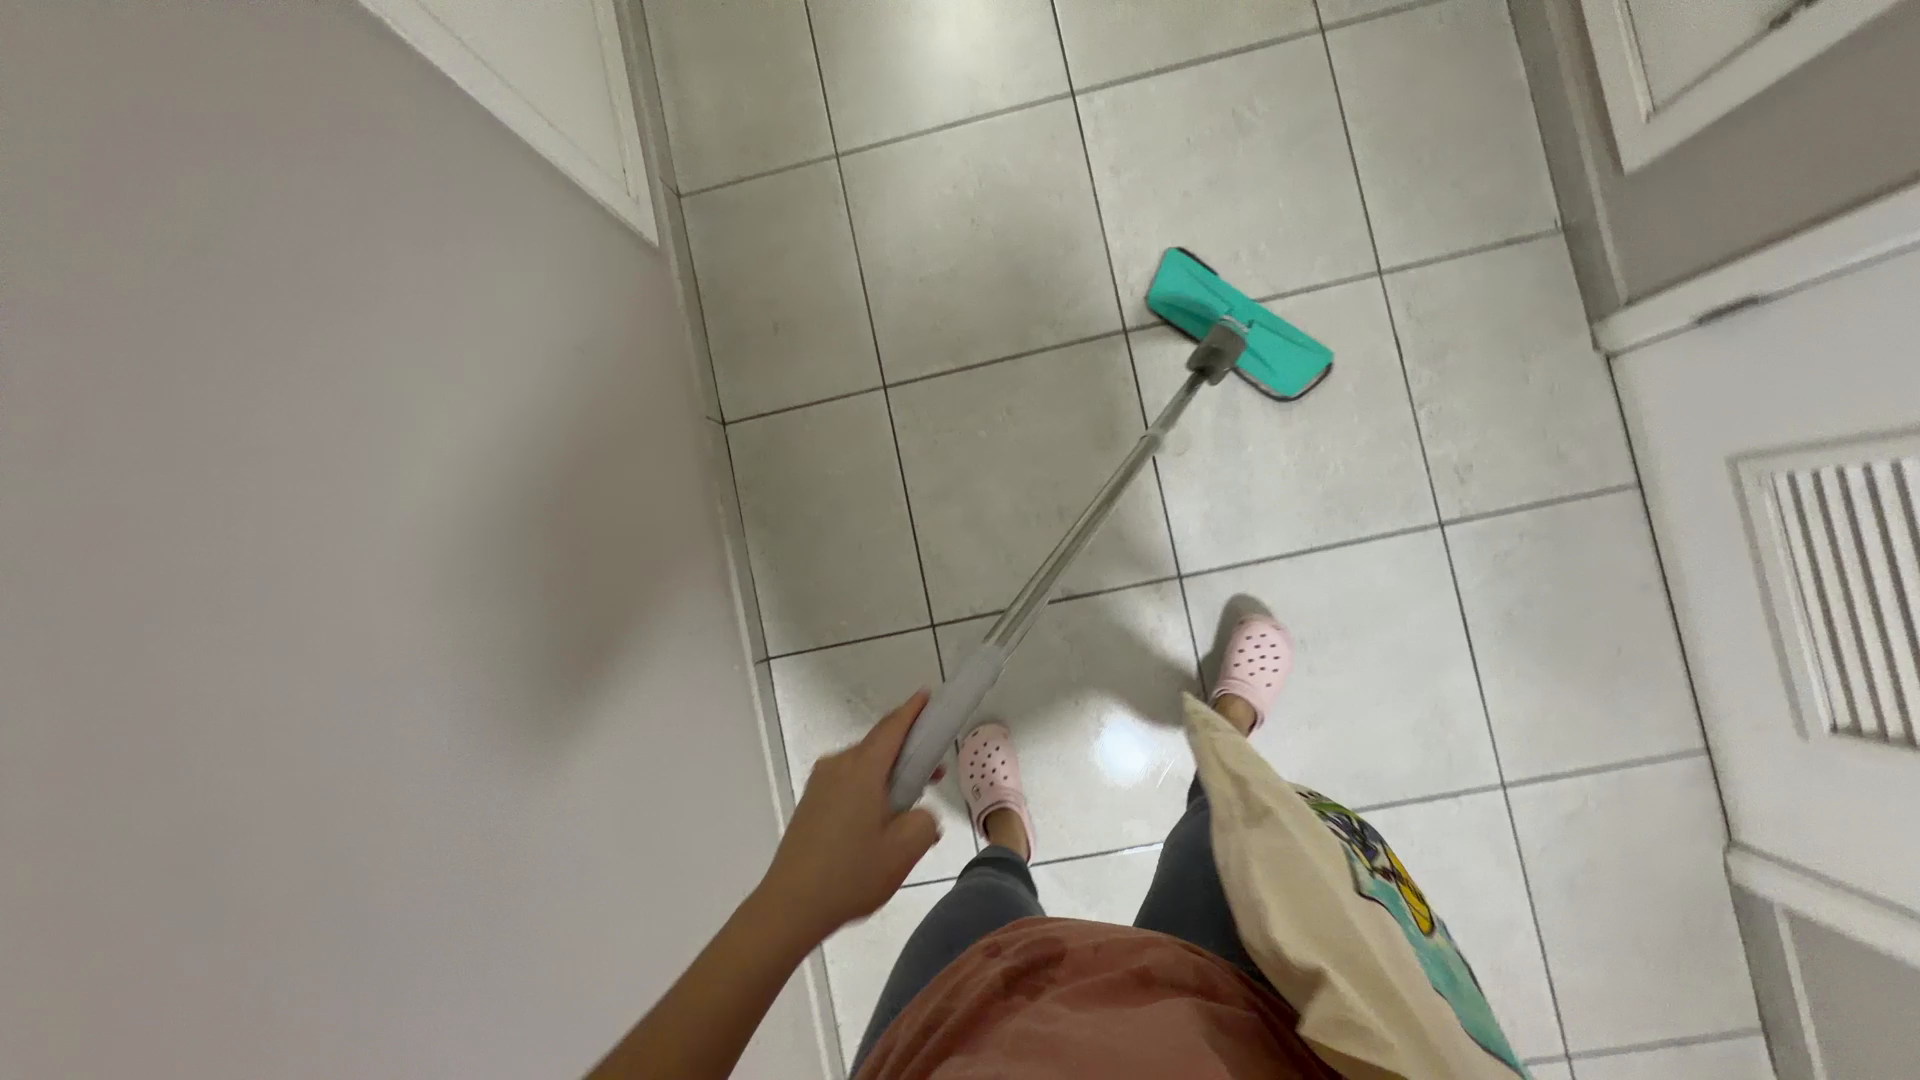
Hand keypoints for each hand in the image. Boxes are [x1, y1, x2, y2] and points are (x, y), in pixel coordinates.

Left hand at [757, 690, 941, 937]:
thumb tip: (919, 814)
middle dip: (907, 752)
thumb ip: (925, 821)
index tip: (927, 696)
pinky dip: (869, 788)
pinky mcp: (810, 803)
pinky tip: (879, 821)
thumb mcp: (904, 850)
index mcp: (862, 769)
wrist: (789, 906)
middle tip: (934, 770)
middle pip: (878, 746)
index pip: (892, 728)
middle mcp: (838, 766)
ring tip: (910, 804)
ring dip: (888, 775)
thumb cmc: (850, 874)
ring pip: (863, 767)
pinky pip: (848, 783)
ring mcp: (819, 784)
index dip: (913, 711)